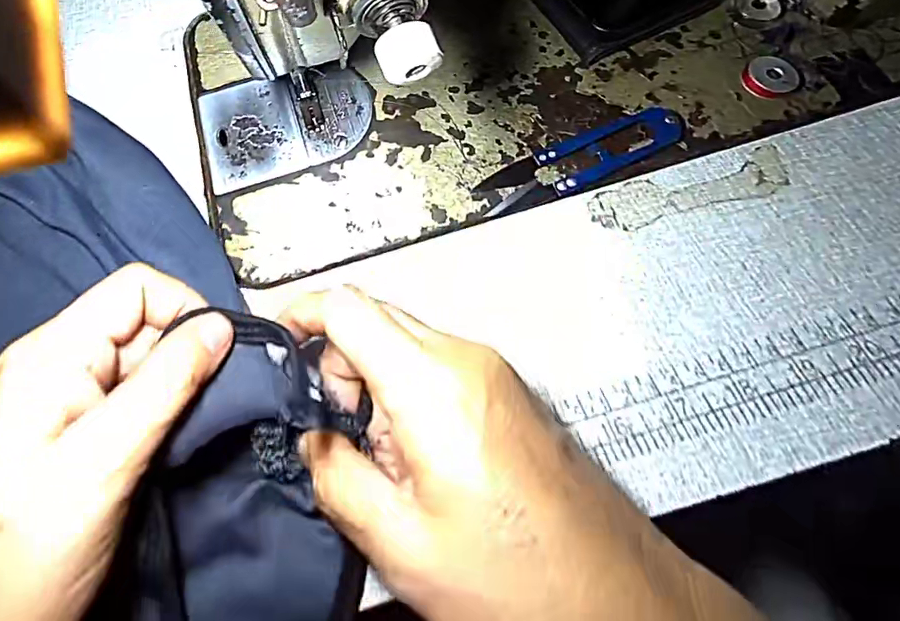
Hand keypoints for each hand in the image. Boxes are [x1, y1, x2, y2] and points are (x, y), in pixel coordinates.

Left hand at [0, 264, 233, 620]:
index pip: (134, 290)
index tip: (222, 356)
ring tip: (186, 436)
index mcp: (50, 355)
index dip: (184, 308)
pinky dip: (151, 414)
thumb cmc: (24, 557)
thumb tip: (222, 324)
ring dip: (170, 390)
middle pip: (137, 325)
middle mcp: (49, 365)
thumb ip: (166, 385)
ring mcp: (50, 402)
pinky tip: (163, 449)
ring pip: (134, 366)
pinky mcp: (59, 437)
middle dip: (181, 355)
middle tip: (209, 408)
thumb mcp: (104, 463)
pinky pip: (119, 401)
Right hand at [279, 287, 759, 620]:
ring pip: (402, 339)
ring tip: (384, 456)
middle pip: (373, 316)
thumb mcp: (401, 543)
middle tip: (337, 429)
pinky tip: (419, 453)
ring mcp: (489, 366)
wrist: (620, 601)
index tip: (279, 343)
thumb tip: (311, 435)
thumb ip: (335, 474)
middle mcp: (463, 356)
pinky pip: (435, 360)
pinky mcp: (504, 383)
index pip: (346, 307)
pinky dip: (406, 387)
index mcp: (431, 383)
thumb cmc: (519, 583)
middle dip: (337, 361)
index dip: (300, 314)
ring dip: (373, 378)